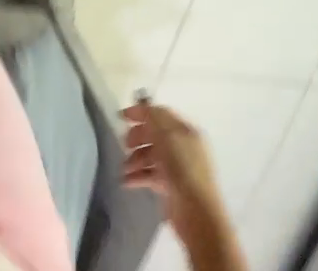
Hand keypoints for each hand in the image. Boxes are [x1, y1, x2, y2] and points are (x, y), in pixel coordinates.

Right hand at [122, 100, 227, 231]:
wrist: (197, 212)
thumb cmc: (183, 168)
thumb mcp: (167, 136)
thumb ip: (152, 117)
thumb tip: (142, 104)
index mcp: (186, 131)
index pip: (161, 114)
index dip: (141, 113)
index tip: (121, 117)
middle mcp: (183, 146)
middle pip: (155, 134)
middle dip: (137, 137)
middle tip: (125, 144)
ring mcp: (178, 167)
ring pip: (151, 155)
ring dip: (135, 159)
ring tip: (125, 169)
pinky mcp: (171, 186)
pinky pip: (151, 174)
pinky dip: (139, 175)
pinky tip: (127, 181)